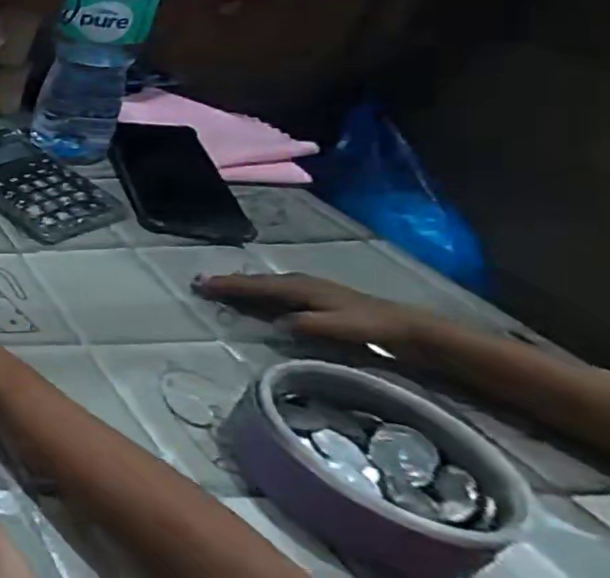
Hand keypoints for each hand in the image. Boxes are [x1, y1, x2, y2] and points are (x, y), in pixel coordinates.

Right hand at [195, 272, 443, 349]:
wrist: (408, 329)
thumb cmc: (372, 328)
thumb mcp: (341, 329)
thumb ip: (309, 325)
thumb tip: (277, 323)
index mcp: (300, 288)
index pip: (257, 286)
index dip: (230, 286)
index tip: (202, 284)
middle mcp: (299, 283)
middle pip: (257, 281)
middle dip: (229, 282)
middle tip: (201, 282)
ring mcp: (307, 288)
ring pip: (265, 284)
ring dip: (242, 285)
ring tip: (220, 286)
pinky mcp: (314, 297)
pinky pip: (275, 291)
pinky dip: (259, 291)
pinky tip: (257, 297)